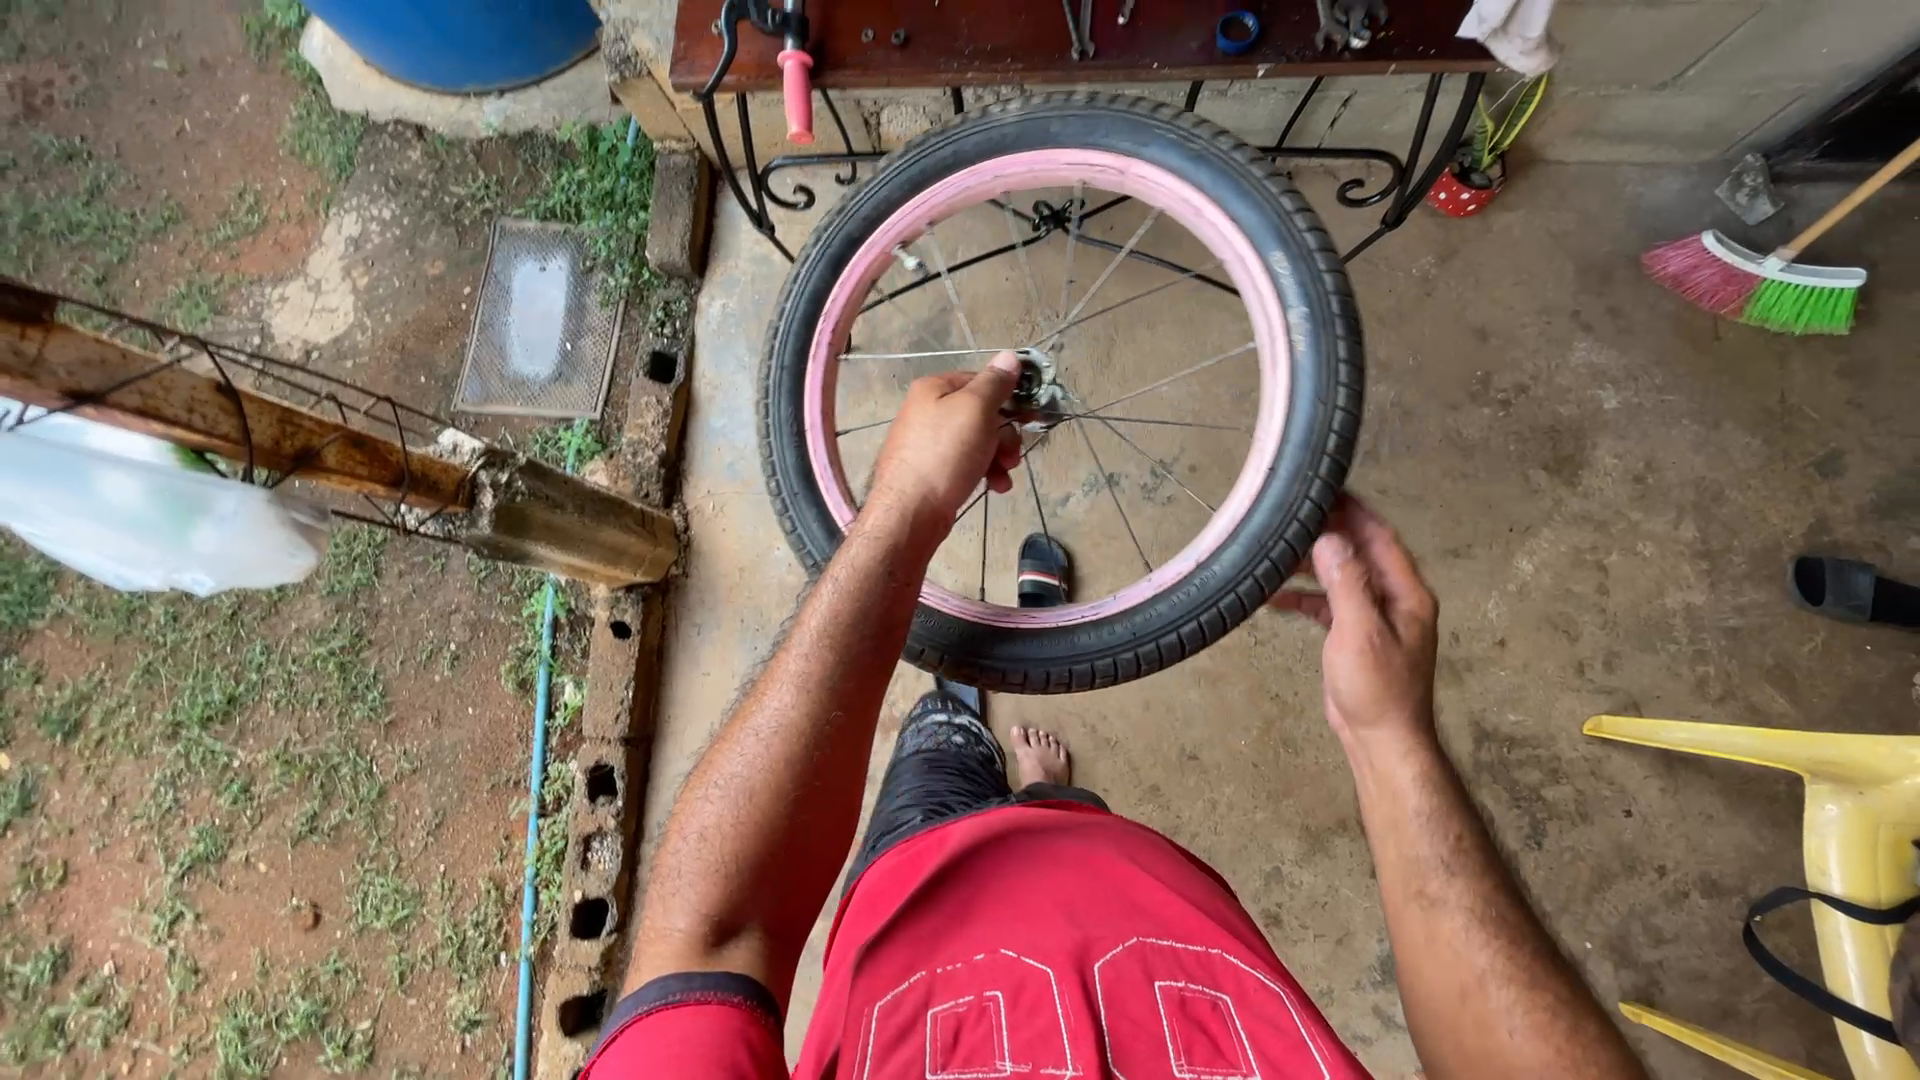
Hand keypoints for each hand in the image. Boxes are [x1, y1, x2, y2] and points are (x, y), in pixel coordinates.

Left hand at [866, 352, 1022, 534]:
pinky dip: (984, 472)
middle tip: (1013, 456)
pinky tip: (994, 487)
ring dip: (998, 457)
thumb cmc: (944, 455)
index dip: (1008, 397)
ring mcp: (927, 444)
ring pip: (977, 442)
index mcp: (934, 389)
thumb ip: (994, 383)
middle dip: (1004, 435)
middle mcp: (927, 411)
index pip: (981, 381)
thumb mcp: (975, 411)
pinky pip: (966, 464)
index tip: (1030, 416)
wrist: (909, 513)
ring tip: (1004, 476)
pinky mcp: (931, 472)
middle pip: (981, 414)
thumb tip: (1009, 356)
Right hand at [1269, 496, 1438, 749]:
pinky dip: (1303, 598)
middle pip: (1357, 554)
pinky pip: (1327, 605)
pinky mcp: (1353, 635)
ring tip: (1274, 555)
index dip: (1354, 511)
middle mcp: (1392, 600)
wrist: (1380, 739)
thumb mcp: (1360, 632)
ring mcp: (1373, 618)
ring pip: (1338, 578)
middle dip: (1326, 534)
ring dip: (1310, 566)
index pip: (1380, 538)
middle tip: (1289, 517)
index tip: (1326, 489)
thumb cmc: (1377, 689)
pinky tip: (1274, 597)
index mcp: (1405, 593)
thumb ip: (1346, 583)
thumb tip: (1330, 539)